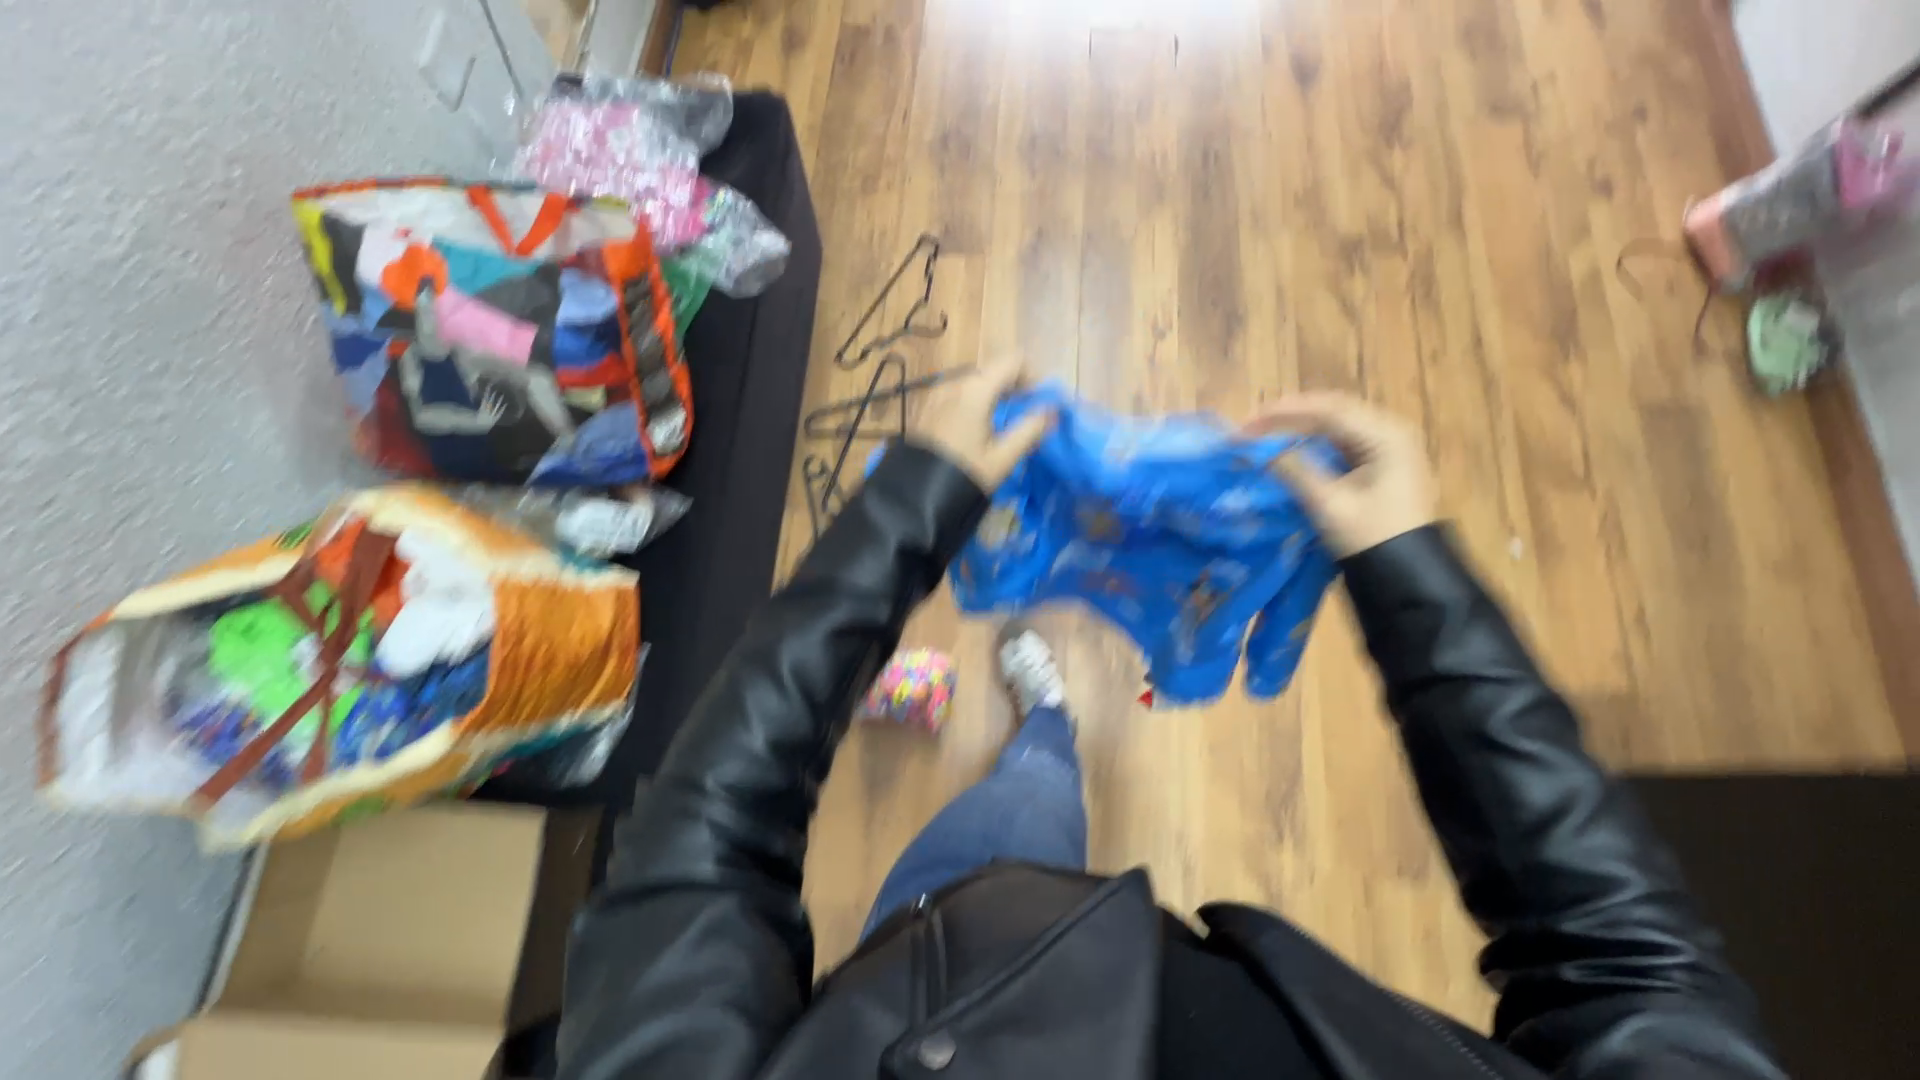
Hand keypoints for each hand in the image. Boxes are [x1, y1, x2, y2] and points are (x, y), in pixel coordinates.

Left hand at [912, 354, 1054, 489]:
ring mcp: (935, 393)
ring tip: (999, 427)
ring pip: (973, 383)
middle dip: (1013, 388)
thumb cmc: (963, 474)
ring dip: (991, 397)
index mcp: (975, 389)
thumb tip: (1053, 410)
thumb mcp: (1003, 457)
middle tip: (1023, 417)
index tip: (1037, 403)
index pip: (1013, 361)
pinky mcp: (925, 407)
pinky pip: (955, 395)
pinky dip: (971, 404)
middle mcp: (953, 382)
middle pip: (992, 371)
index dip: (1032, 377)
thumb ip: (1031, 429)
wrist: (914, 495)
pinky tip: (974, 431)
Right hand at [1239, 392, 1436, 557]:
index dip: (1283, 413)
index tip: (1247, 425)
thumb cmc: (1370, 538)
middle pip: (1332, 411)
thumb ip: (1293, 470)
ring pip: (1335, 425)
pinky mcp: (1380, 464)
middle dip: (1289, 416)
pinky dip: (1312, 444)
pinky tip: (1289, 450)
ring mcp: (1387, 447)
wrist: (1405, 576)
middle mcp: (1390, 432)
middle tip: (1251, 428)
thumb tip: (1258, 452)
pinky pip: (1341, 443)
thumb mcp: (1328, 504)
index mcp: (1386, 436)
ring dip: (1299, 428)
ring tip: (1264, 436)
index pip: (1328, 410)